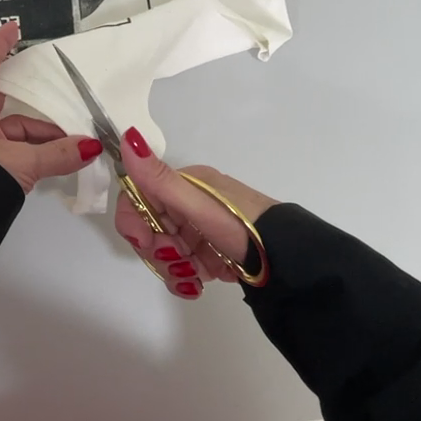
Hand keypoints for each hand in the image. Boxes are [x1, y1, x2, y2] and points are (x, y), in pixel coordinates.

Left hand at [0, 20, 99, 191]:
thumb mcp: (20, 162)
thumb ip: (57, 154)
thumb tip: (91, 146)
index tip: (13, 28)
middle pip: (9, 103)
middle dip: (39, 107)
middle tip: (66, 103)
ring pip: (17, 131)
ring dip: (45, 137)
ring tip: (77, 145)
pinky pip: (16, 150)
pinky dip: (38, 153)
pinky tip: (62, 159)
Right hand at [113, 128, 277, 299]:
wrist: (292, 263)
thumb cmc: (243, 228)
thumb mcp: (199, 204)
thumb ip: (160, 178)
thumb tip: (128, 135)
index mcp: (184, 184)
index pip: (138, 198)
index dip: (133, 222)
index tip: (144, 243)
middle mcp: (189, 203)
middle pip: (148, 228)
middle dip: (155, 251)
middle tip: (177, 263)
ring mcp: (199, 230)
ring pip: (163, 250)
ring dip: (170, 268)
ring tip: (193, 278)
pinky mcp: (210, 252)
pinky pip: (182, 266)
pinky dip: (184, 278)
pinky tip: (197, 285)